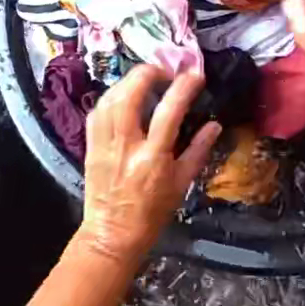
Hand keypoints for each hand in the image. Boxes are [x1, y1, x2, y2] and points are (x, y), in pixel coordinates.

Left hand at [77, 65, 220, 266]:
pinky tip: (122, 96)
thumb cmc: (152, 213)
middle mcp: (125, 146)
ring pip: (109, 99)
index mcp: (153, 158)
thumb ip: (197, 151)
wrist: (112, 235)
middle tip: (164, 70)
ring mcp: (104, 145)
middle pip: (130, 96)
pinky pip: (96, 112)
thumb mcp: (181, 184)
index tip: (195, 74)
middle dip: (147, 74)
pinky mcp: (89, 146)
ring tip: (144, 79)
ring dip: (128, 82)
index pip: (169, 112)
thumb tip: (214, 124)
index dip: (183, 87)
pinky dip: (110, 98)